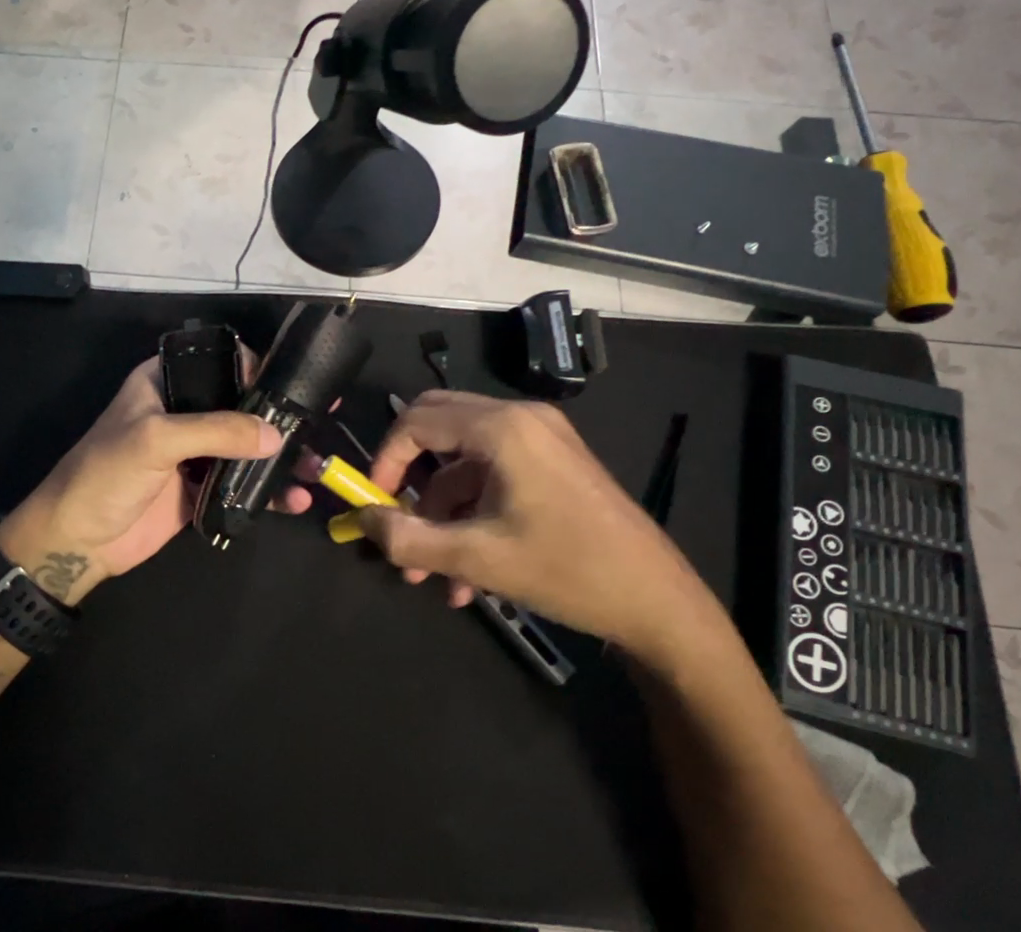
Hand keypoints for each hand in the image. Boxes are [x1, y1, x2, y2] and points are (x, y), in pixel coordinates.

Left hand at [0, 357, 310, 604]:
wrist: (78, 541)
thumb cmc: (106, 475)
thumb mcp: (156, 440)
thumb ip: (217, 430)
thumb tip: (276, 435)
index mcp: (165, 382)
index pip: (219, 360)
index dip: (256, 365)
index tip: (294, 380)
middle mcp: (184, 411)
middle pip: (241, 403)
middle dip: (281, 413)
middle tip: (321, 419)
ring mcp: (195, 453)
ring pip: (248, 446)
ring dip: (282, 456)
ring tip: (316, 467)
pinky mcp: (202, 490)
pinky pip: (244, 484)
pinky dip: (270, 491)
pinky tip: (296, 500)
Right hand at [361, 390, 716, 661]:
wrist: (657, 601)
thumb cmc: (566, 571)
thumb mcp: (476, 559)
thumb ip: (408, 538)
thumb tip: (363, 521)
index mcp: (502, 429)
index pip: (415, 421)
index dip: (384, 462)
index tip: (374, 506)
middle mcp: (521, 419)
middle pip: (437, 426)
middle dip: (409, 479)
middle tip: (396, 519)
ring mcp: (542, 440)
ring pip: (464, 460)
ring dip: (440, 512)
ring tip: (429, 573)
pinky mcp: (555, 464)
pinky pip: (493, 476)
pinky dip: (471, 516)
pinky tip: (466, 577)